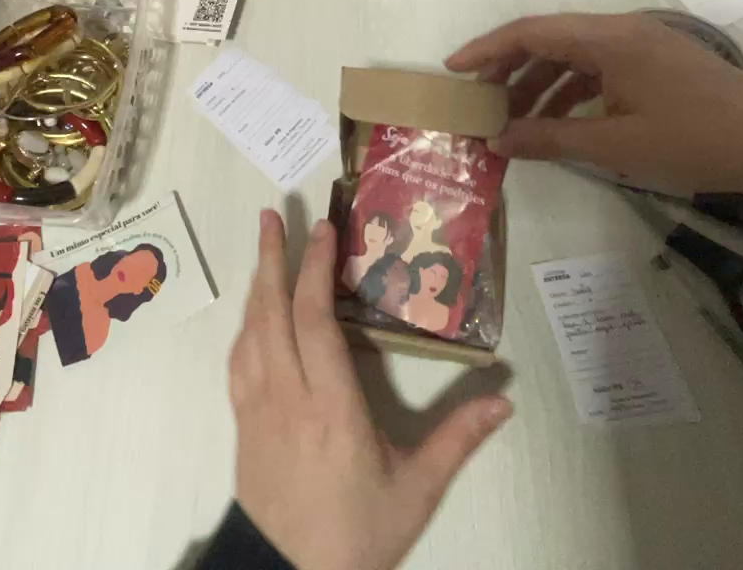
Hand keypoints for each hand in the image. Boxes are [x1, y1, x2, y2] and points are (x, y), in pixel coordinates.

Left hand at [227, 210, 512, 569]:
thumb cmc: (355, 531)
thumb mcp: (415, 490)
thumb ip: (457, 439)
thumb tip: (503, 398)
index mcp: (330, 404)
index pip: (315, 320)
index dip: (316, 269)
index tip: (322, 229)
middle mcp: (286, 392)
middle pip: (273, 310)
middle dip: (272, 256)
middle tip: (273, 212)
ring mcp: (256, 403)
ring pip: (251, 327)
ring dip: (257, 280)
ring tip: (264, 242)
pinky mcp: (242, 417)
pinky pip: (238, 356)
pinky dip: (247, 320)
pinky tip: (254, 308)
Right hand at [446, 13, 742, 201]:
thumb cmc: (695, 141)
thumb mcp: (615, 145)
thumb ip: (548, 138)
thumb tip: (495, 142)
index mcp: (609, 39)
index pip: (530, 32)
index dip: (486, 49)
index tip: (453, 70)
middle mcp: (620, 31)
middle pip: (547, 38)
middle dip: (507, 68)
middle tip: (478, 100)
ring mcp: (640, 44)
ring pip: (570, 54)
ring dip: (537, 83)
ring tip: (511, 119)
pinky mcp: (654, 62)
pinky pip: (596, 66)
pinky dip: (568, 89)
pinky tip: (556, 120)